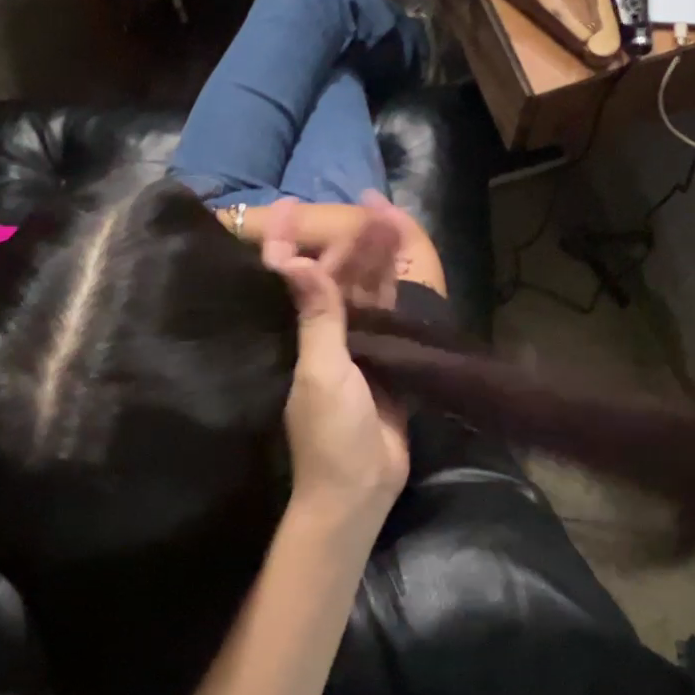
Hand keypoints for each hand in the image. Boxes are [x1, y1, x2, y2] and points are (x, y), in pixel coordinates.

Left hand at [262, 208, 408, 521]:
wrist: (360, 490)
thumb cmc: (330, 433)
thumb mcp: (322, 371)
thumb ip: (316, 315)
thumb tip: (294, 260)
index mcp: (300, 335)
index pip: (294, 277)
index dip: (290, 240)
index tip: (292, 204)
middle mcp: (324, 336)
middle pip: (339, 279)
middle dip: (352, 242)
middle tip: (374, 205)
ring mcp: (355, 351)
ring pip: (366, 295)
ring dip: (377, 261)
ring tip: (395, 222)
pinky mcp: (384, 367)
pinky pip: (388, 322)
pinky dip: (395, 296)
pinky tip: (405, 268)